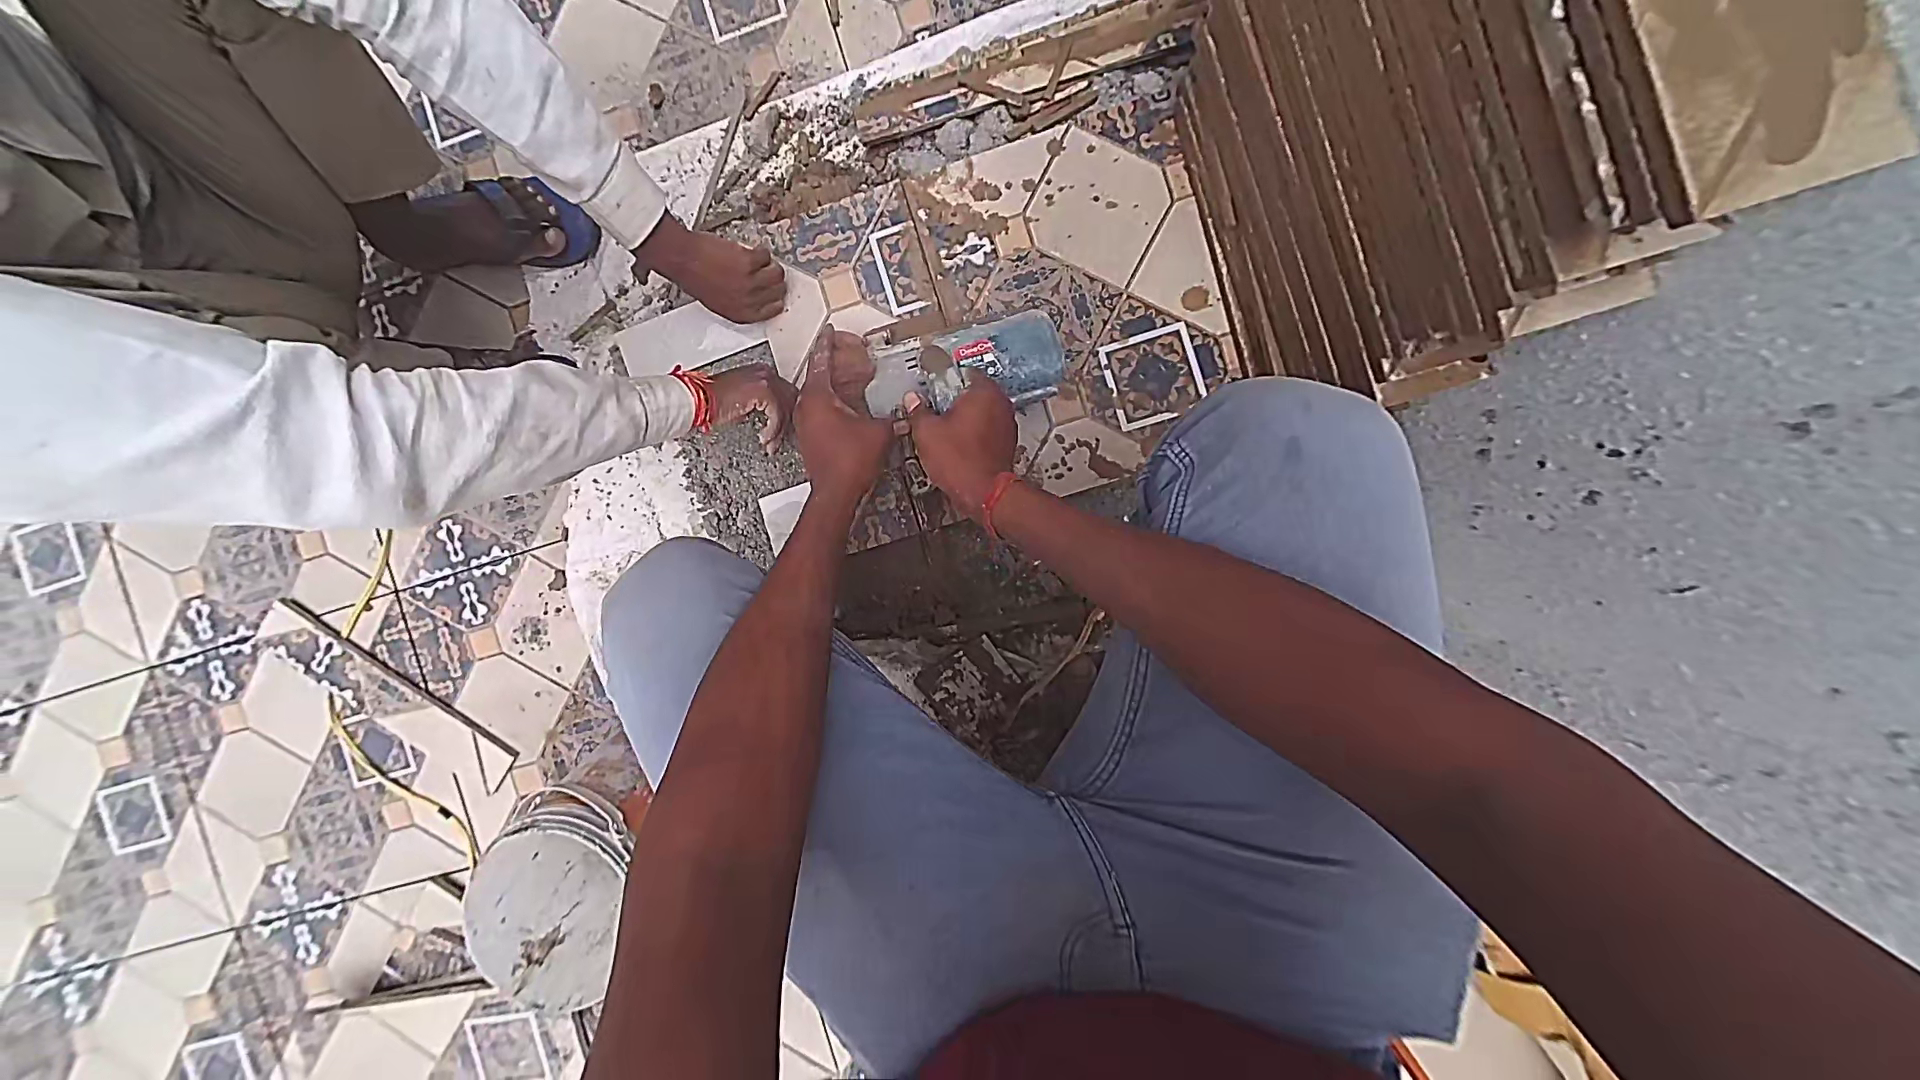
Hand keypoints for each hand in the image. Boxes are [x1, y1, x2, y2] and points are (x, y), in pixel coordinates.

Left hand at [634, 215, 785, 323]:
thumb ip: (740, 304)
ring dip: (770, 265)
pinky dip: (760, 251)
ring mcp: (750, 280)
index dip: (776, 298)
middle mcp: (749, 299)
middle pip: (778, 291)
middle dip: (775, 280)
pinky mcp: (749, 262)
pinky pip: (765, 255)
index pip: (773, 311)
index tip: (775, 291)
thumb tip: (755, 297)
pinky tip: (750, 251)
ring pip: (777, 272)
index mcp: (742, 313)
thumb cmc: (694, 278)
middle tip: (768, 272)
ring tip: (761, 260)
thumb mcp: (718, 303)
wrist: (682, 259)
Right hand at [707, 363, 795, 450]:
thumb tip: (775, 419)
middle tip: (778, 441)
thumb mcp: (744, 402)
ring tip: (770, 444)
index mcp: (762, 372)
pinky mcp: (763, 390)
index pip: (787, 393)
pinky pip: (777, 414)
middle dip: (786, 424)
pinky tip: (764, 437)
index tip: (784, 430)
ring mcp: (766, 380)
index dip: (787, 414)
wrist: (698, 398)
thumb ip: (762, 405)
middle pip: (790, 400)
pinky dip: (772, 429)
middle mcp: (766, 373)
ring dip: (778, 431)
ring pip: (785, 409)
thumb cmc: (713, 400)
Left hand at [795, 330, 893, 511]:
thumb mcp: (880, 432)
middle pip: (818, 376)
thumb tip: (904, 413)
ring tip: (851, 378)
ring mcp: (806, 424)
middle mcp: (806, 407)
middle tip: (846, 352)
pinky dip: (834, 403)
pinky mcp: (811, 438)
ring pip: (819, 395)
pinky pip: (822, 411)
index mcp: (818, 397)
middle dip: (833, 364)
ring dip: (835, 385)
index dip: (828, 343)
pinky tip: (850, 406)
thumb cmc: (852, 462)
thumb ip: (892, 417)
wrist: (837, 493)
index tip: (829, 330)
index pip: (821, 360)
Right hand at [902, 377, 1016, 516]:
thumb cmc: (959, 461)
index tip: (931, 385)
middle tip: (934, 408)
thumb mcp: (927, 433)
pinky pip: (987, 429)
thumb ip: (918, 411)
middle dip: (955, 399)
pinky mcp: (1007, 443)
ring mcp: (1007, 424)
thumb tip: (912, 400)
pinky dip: (975, 432)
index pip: (963, 372)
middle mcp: (1001, 403)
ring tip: (944, 428)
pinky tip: (958, 443)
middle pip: (974, 392)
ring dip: (966, 416)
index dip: (944, 378)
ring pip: (982, 412)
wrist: (985, 494)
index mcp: (983, 392)